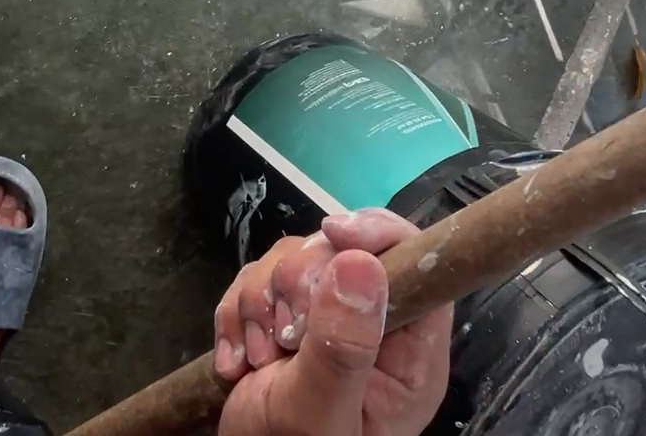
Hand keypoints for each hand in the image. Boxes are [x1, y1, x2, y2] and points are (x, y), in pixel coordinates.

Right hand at [214, 209, 451, 435]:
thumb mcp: (319, 414)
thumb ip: (342, 345)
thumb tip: (360, 262)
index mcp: (405, 350)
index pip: (412, 260)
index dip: (375, 232)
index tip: (332, 234)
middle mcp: (367, 324)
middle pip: (335, 250)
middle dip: (294, 285)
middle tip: (284, 339)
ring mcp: (320, 316)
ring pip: (287, 259)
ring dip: (258, 304)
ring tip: (257, 359)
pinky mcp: (277, 315)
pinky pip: (252, 278)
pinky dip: (234, 313)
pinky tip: (234, 359)